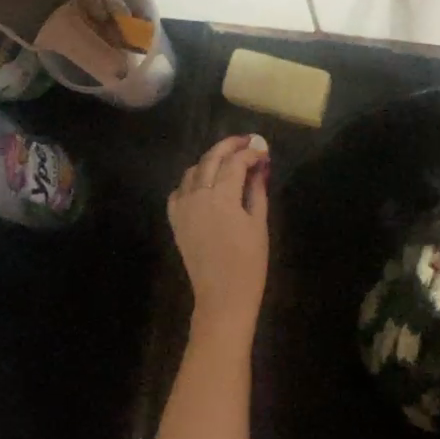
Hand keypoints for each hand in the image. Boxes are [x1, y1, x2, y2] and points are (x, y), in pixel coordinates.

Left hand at [169, 135, 270, 331]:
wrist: (222, 296)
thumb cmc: (249, 263)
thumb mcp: (258, 224)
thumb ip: (257, 191)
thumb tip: (261, 167)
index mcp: (222, 196)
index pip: (235, 162)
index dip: (251, 153)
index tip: (263, 151)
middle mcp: (198, 195)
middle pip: (211, 159)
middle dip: (229, 146)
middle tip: (246, 142)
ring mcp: (183, 207)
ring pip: (193, 171)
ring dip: (210, 161)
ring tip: (228, 161)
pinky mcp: (176, 220)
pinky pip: (180, 191)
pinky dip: (192, 182)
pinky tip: (205, 185)